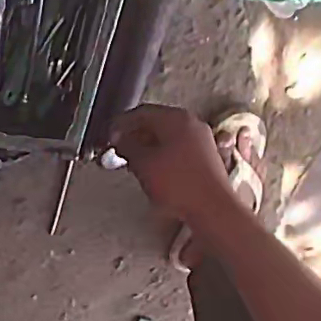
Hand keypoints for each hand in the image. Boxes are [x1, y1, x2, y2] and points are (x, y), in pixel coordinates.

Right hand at [111, 105, 239, 225]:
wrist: (212, 208)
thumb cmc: (176, 183)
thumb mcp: (143, 163)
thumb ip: (128, 147)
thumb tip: (120, 139)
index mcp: (176, 118)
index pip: (142, 112)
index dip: (121, 123)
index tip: (108, 137)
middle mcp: (192, 123)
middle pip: (156, 122)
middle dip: (134, 135)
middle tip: (117, 149)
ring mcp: (202, 140)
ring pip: (167, 137)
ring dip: (147, 146)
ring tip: (131, 162)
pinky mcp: (206, 157)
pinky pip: (178, 148)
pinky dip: (161, 154)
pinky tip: (152, 170)